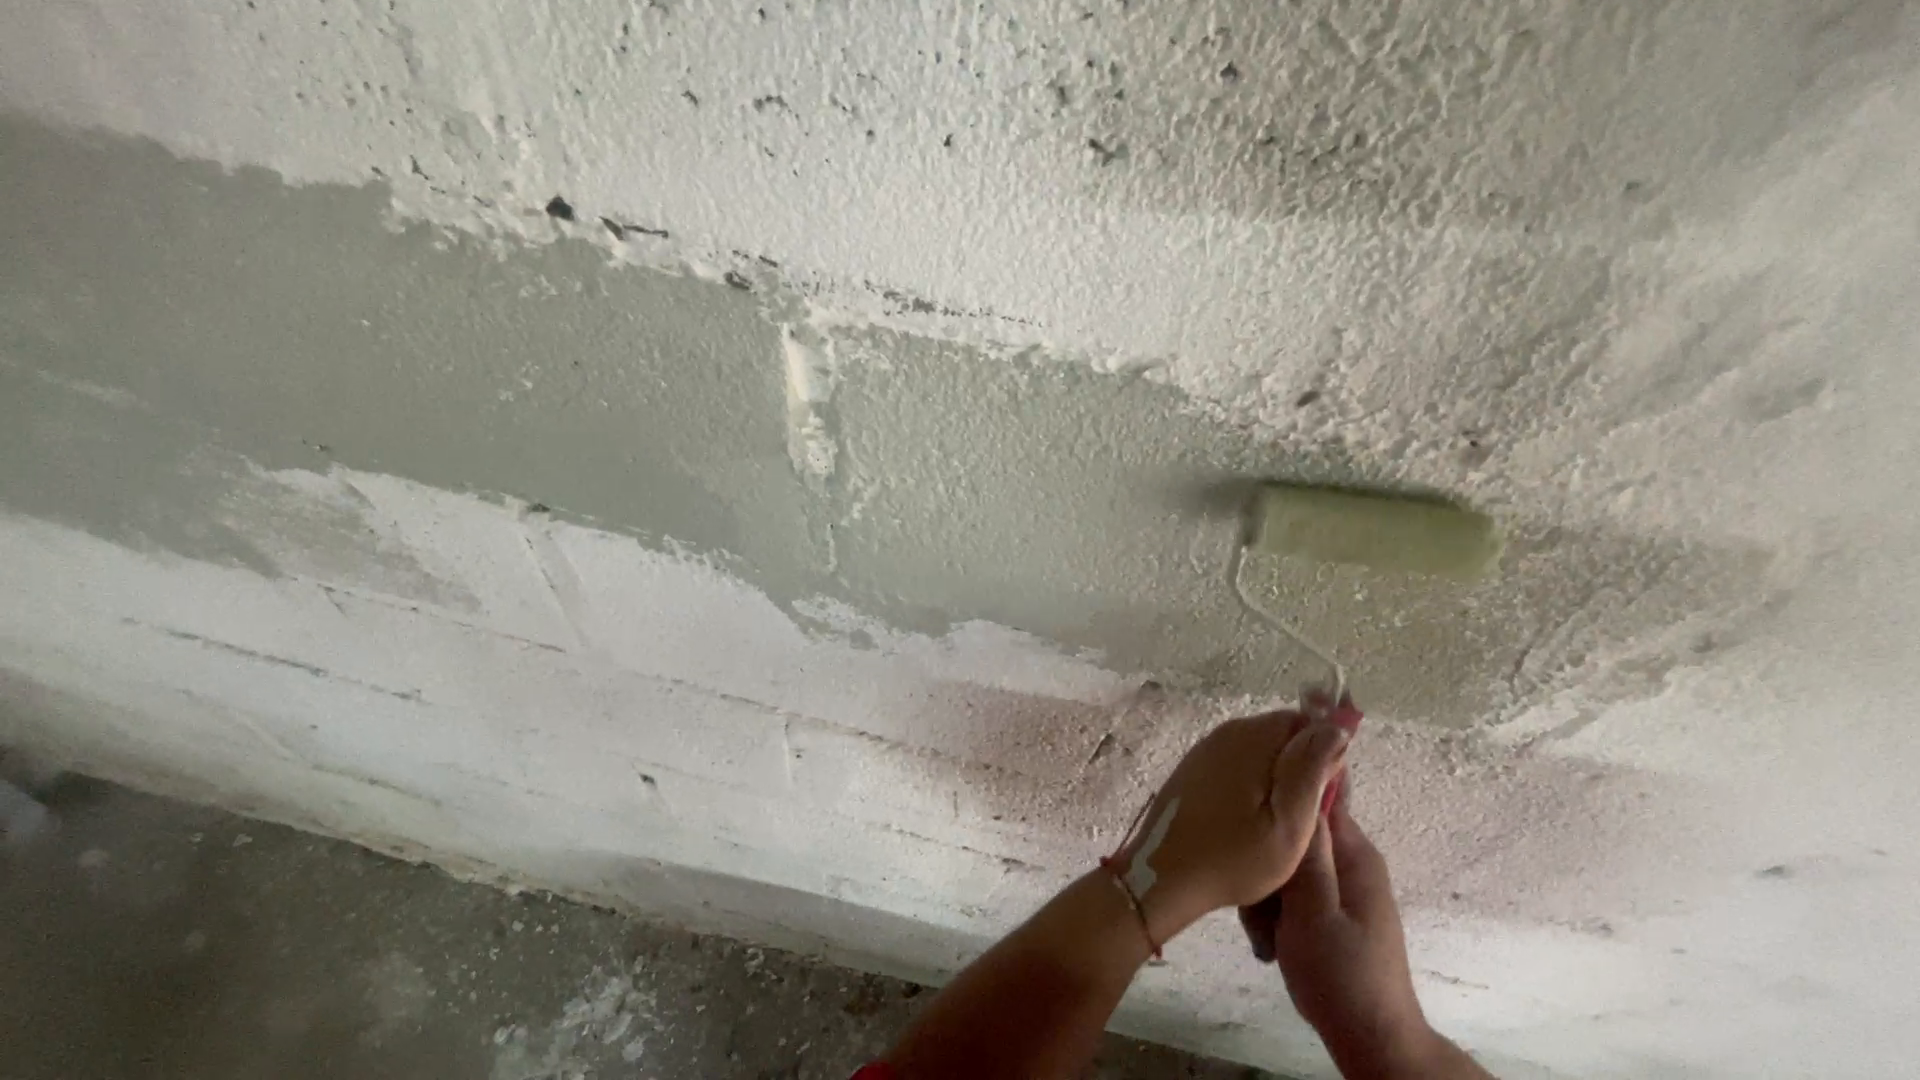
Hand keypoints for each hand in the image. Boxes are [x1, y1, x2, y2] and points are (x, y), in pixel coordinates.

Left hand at [1107, 711, 1350, 943]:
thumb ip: (1312, 770)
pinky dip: (1251, 786)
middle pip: (1281, 735)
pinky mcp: (1194, 769)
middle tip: (1301, 818)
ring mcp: (1206, 749)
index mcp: (1251, 737)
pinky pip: (1237, 765)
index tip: (1323, 795)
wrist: (1162, 876)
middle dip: (1300, 768)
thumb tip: (1335, 727)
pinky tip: (1249, 823)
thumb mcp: (1289, 822)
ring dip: (1276, 780)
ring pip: (1260, 752)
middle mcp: (1226, 733)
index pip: (1304, 722)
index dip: (1323, 754)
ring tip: (1275, 826)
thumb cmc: (1233, 858)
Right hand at [1244, 789, 1449, 1078]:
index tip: (1244, 807)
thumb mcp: (1313, 910)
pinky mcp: (1328, 910)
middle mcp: (1350, 861)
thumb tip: (1306, 785)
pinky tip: (1268, 940)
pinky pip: (1291, 890)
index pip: (1316, 793)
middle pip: (1293, 834)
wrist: (1370, 1042)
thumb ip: (1307, 852)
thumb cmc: (1341, 975)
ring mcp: (1340, 887)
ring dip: (1265, 892)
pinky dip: (1274, 911)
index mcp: (1354, 854)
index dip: (1280, 791)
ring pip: (1286, 864)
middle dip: (1265, 860)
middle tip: (1251, 899)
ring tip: (1261, 931)